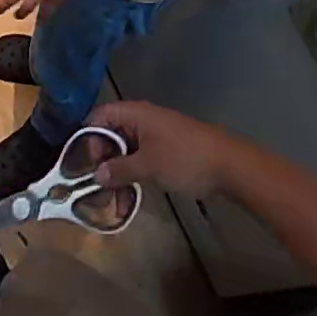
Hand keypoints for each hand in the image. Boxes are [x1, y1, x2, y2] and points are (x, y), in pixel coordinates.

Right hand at [88, 101, 242, 197]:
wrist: (227, 164)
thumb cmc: (184, 158)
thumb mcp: (149, 166)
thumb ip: (120, 169)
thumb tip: (97, 174)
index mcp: (136, 114)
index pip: (101, 116)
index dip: (90, 137)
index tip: (89, 164)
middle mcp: (142, 119)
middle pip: (110, 134)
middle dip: (103, 160)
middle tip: (101, 187)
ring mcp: (154, 134)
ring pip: (125, 150)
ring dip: (118, 173)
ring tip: (116, 202)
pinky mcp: (164, 149)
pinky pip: (139, 158)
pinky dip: (132, 174)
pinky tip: (130, 197)